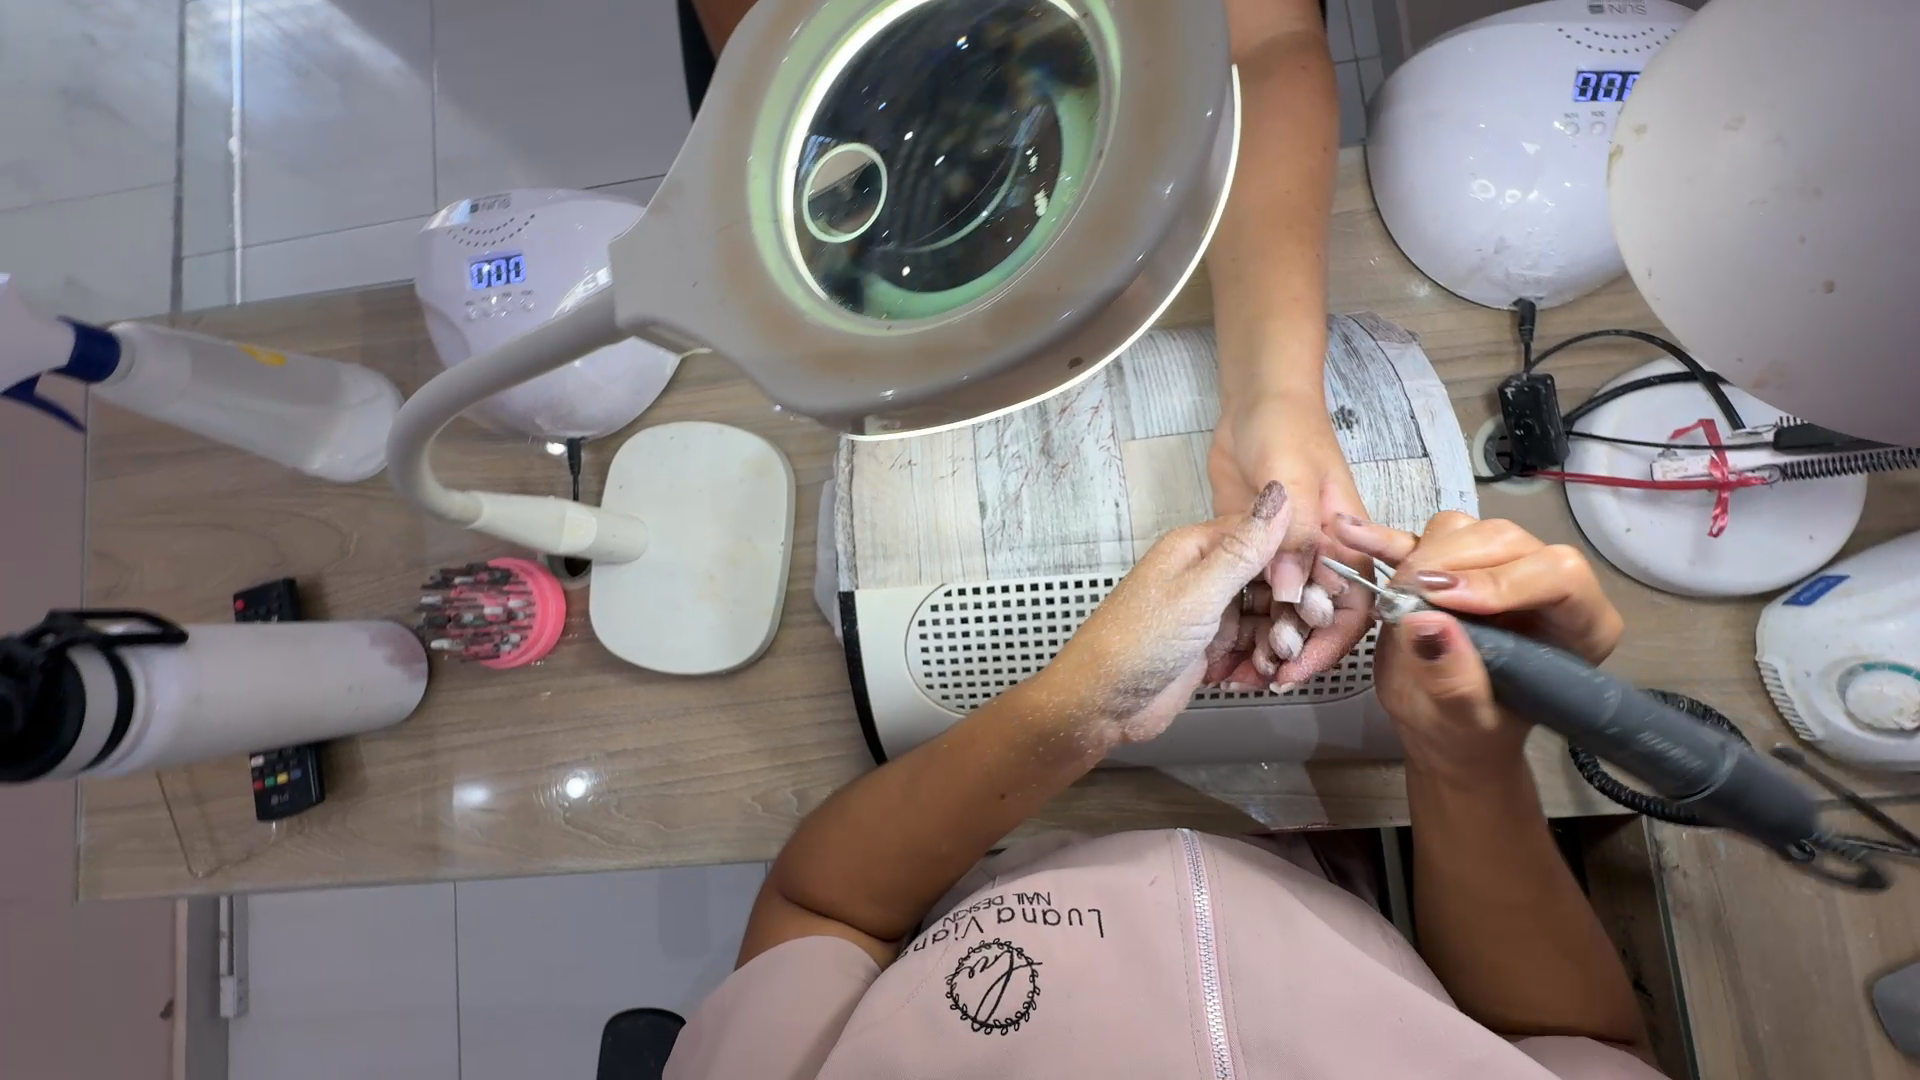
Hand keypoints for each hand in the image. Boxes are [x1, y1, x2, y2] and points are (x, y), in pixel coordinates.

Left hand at [1041, 482, 1292, 748]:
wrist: (1101, 703)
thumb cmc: (1138, 642)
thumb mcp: (1198, 593)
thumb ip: (1243, 549)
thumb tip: (1277, 491)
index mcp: (1197, 547)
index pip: (1266, 536)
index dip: (1298, 564)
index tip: (1325, 593)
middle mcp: (1203, 573)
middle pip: (1270, 579)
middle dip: (1291, 611)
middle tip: (1296, 642)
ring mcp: (1206, 610)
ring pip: (1264, 615)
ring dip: (1277, 641)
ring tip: (1275, 666)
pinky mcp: (1206, 644)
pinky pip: (1249, 643)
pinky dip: (1259, 660)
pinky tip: (1259, 677)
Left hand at [1209, 391, 1373, 687]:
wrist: (1247, 400)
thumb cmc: (1279, 428)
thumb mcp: (1282, 479)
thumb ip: (1285, 533)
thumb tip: (1295, 587)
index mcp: (1337, 536)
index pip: (1348, 599)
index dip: (1329, 638)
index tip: (1301, 665)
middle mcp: (1310, 550)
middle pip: (1309, 614)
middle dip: (1291, 648)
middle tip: (1264, 672)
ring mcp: (1276, 552)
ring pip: (1276, 613)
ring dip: (1263, 643)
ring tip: (1239, 671)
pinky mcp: (1247, 549)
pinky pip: (1246, 599)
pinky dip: (1238, 624)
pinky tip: (1220, 648)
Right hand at [1331, 512, 1625, 782]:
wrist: (1441, 726)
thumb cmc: (1465, 732)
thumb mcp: (1462, 719)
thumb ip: (1453, 677)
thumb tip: (1425, 621)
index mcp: (1575, 624)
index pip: (1558, 574)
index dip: (1498, 579)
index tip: (1439, 600)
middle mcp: (1542, 584)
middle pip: (1505, 540)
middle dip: (1448, 564)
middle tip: (1403, 597)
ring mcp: (1493, 568)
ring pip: (1462, 530)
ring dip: (1419, 554)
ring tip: (1390, 591)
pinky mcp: (1448, 565)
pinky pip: (1419, 537)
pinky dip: (1383, 537)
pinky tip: (1351, 533)